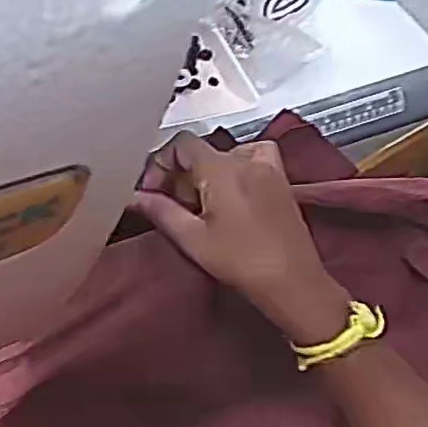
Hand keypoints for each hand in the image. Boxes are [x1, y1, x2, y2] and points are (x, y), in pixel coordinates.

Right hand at [131, 131, 352, 342]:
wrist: (291, 281)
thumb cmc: (242, 262)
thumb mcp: (191, 238)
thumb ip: (160, 211)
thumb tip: (136, 197)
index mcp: (223, 170)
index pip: (182, 144)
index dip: (160, 164)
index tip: (153, 190)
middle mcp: (248, 161)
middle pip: (202, 151)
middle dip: (179, 174)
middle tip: (172, 205)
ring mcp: (268, 169)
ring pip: (225, 154)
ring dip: (206, 172)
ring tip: (200, 202)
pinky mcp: (280, 182)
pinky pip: (254, 157)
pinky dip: (237, 166)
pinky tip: (230, 190)